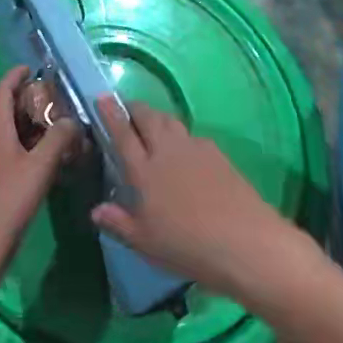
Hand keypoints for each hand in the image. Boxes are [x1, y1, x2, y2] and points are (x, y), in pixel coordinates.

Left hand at [0, 67, 80, 273]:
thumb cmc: (11, 198)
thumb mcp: (41, 165)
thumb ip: (58, 139)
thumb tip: (73, 121)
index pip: (1, 94)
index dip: (13, 77)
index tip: (30, 68)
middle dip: (17, 95)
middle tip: (42, 92)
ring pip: (5, 129)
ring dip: (22, 118)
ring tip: (49, 117)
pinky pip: (11, 147)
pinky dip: (26, 139)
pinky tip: (46, 150)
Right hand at [89, 98, 316, 301]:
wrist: (245, 242)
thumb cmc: (187, 246)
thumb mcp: (145, 242)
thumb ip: (119, 222)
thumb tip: (96, 209)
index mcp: (144, 171)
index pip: (123, 134)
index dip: (111, 114)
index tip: (103, 97)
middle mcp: (168, 151)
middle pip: (149, 118)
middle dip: (135, 109)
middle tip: (127, 108)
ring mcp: (196, 150)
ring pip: (172, 122)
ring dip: (158, 117)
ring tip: (152, 122)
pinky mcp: (219, 155)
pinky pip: (192, 135)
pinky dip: (181, 134)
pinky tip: (184, 149)